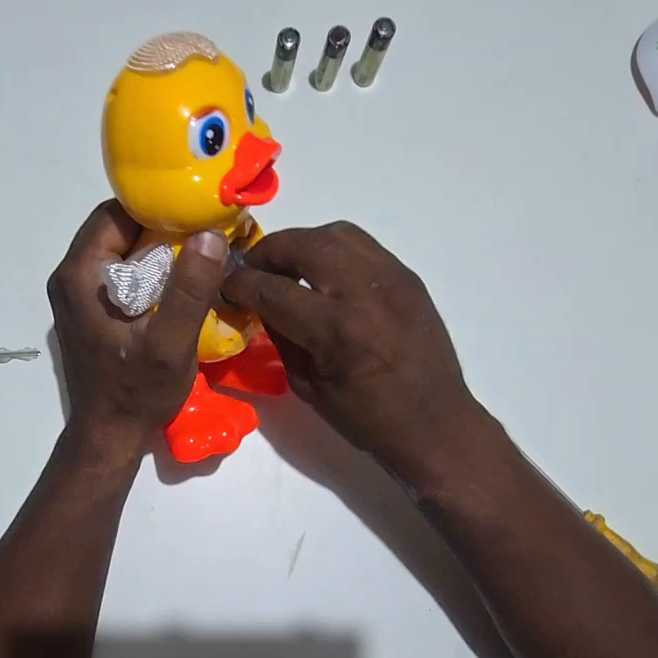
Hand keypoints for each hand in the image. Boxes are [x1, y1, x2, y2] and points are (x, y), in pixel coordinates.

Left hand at [47, 199, 228, 457]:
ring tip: (197, 257)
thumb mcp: (170, 343)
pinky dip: (147, 273)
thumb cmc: (136, 393)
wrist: (109, 436)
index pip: (117, 212)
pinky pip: (119, 275)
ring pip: (120, 252)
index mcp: (80, 275)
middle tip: (204, 235)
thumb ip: (190, 289)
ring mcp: (77, 296)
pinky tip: (177, 285)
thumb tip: (211, 234)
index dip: (159, 209)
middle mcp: (70, 278)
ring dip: (156, 251)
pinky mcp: (88, 313)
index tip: (198, 215)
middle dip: (161, 228)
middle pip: (118, 229)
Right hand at [222, 221, 482, 476]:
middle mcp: (364, 291)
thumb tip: (259, 306)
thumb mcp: (309, 386)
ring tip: (286, 266)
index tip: (224, 285)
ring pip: (335, 234)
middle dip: (268, 253)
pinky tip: (321, 273)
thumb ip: (282, 339)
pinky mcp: (407, 276)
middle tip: (252, 269)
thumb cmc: (366, 419)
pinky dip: (332, 251)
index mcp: (336, 329)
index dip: (241, 285)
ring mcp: (391, 277)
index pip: (273, 290)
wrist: (433, 423)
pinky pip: (361, 246)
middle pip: (303, 245)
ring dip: (301, 244)